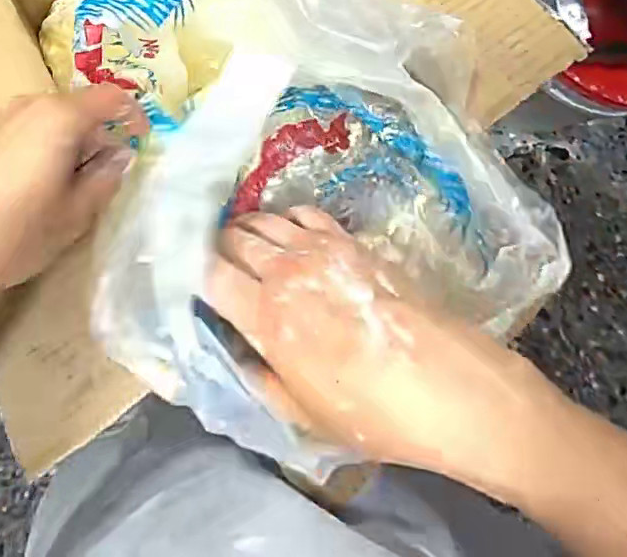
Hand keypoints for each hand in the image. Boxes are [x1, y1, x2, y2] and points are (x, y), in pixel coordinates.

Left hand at [0, 86, 146, 307]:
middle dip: (101, 132)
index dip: (134, 114)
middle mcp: (31, 103)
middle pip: (80, 105)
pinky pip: (31, 125)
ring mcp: (4, 116)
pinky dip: (48, 142)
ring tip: (74, 181)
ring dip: (74, 138)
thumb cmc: (19, 233)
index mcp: (60, 116)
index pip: (111, 96)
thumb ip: (107, 175)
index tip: (142, 141)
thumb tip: (120, 154)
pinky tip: (41, 182)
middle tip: (108, 171)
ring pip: (55, 116)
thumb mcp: (77, 211)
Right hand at [203, 207, 574, 501]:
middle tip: (210, 260)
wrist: (449, 387)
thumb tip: (235, 347)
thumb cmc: (373, 412)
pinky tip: (286, 235)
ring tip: (241, 243)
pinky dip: (284, 219)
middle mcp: (284, 270)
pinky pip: (301, 212)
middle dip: (212, 245)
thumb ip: (258, 375)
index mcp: (266, 315)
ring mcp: (318, 248)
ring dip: (244, 229)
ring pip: (261, 219)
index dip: (187, 267)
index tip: (177, 270)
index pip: (208, 273)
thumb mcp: (303, 414)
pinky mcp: (347, 240)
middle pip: (230, 237)